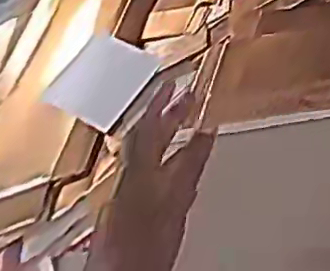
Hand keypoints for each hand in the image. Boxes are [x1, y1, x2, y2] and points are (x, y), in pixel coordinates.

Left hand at [91, 87, 213, 270]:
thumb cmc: (142, 248)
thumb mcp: (175, 200)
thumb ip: (190, 164)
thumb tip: (207, 132)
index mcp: (135, 175)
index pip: (146, 128)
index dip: (158, 102)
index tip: (172, 81)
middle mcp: (124, 184)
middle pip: (144, 141)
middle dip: (166, 116)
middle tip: (187, 97)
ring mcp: (122, 202)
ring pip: (144, 158)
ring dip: (166, 137)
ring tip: (187, 124)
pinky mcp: (125, 218)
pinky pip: (145, 176)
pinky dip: (165, 161)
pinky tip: (178, 165)